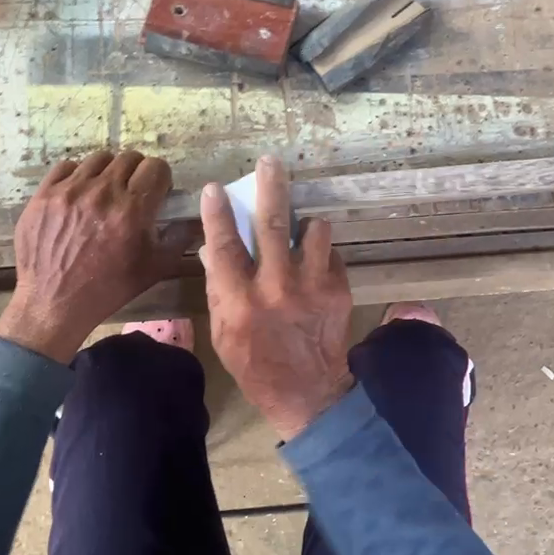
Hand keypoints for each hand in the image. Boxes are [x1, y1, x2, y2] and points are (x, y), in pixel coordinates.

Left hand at [0, 151, 192, 362]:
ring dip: (108, 171)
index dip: (160, 179)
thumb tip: (196, 217)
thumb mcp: (155, 268)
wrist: (53, 304)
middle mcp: (103, 193)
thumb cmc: (109, 288)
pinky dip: (77, 176)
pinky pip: (66, 166)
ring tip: (104, 191)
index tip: (156, 192)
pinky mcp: (44, 195)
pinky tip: (79, 194)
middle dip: (137, 172)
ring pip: (99, 158)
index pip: (156, 167)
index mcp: (133, 209)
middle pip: (129, 158)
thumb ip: (179, 238)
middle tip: (132, 192)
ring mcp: (69, 191)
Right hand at [198, 156, 353, 439]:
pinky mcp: (338, 289)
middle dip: (271, 187)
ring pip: (312, 231)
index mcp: (240, 301)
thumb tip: (214, 247)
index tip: (215, 187)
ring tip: (301, 228)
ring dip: (305, 223)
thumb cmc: (256, 364)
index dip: (218, 213)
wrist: (309, 392)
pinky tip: (314, 267)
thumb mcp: (223, 333)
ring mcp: (311, 287)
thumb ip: (220, 288)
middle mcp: (276, 287)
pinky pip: (330, 253)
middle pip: (272, 223)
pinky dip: (320, 254)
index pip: (224, 245)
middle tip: (271, 161)